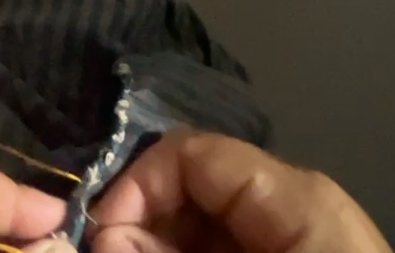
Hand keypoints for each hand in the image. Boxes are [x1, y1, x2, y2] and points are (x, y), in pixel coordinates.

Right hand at [89, 129, 389, 252]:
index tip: (102, 232)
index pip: (190, 152)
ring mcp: (292, 240)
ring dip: (159, 245)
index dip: (136, 182)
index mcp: (292, 196)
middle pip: (192, 186)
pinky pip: (223, 250)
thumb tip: (104, 237)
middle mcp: (292, 206)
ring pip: (203, 223)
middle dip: (142, 221)